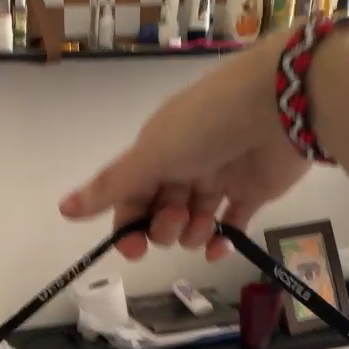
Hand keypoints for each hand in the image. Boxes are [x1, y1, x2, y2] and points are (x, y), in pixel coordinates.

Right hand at [60, 34, 307, 260]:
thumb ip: (111, 187)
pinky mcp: (252, 190)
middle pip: (159, 212)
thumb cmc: (209, 123)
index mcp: (157, 149)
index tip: (133, 248)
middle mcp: (184, 163)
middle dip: (162, 227)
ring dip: (190, 233)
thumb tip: (63, 209)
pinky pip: (230, 225)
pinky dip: (221, 241)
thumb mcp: (151, 154)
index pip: (131, 197)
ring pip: (192, 222)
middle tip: (176, 219)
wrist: (286, 101)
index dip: (128, 225)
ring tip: (202, 226)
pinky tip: (219, 248)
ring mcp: (219, 177)